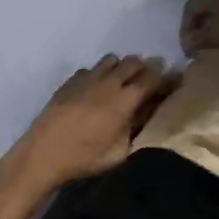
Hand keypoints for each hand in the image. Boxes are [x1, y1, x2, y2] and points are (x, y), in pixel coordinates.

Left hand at [0, 56, 177, 197]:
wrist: (44, 153)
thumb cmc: (85, 158)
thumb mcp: (119, 152)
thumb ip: (137, 129)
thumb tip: (148, 113)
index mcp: (125, 100)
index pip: (153, 79)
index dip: (167, 77)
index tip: (175, 80)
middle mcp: (108, 82)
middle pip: (134, 62)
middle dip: (146, 68)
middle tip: (149, 81)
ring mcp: (87, 78)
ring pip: (111, 60)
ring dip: (121, 67)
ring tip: (122, 82)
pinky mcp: (70, 81)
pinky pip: (90, 68)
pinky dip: (99, 74)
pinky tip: (96, 90)